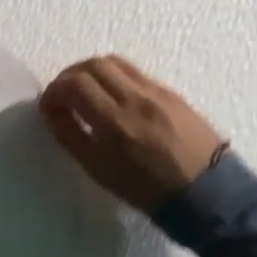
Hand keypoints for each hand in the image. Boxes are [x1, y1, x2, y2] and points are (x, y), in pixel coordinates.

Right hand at [39, 55, 224, 212]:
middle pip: (93, 64)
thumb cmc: (147, 190)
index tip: (49, 106)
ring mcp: (156, 91)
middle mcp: (135, 97)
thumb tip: (53, 110)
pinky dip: (115, 78)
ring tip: (87, 93)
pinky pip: (135, 73)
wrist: (208, 194)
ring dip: (92, 72)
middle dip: (70, 76)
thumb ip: (70, 135)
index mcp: (114, 121)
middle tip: (64, 95)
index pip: (74, 84)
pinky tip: (115, 99)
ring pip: (115, 62)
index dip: (53, 90)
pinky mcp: (172, 93)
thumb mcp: (99, 170)